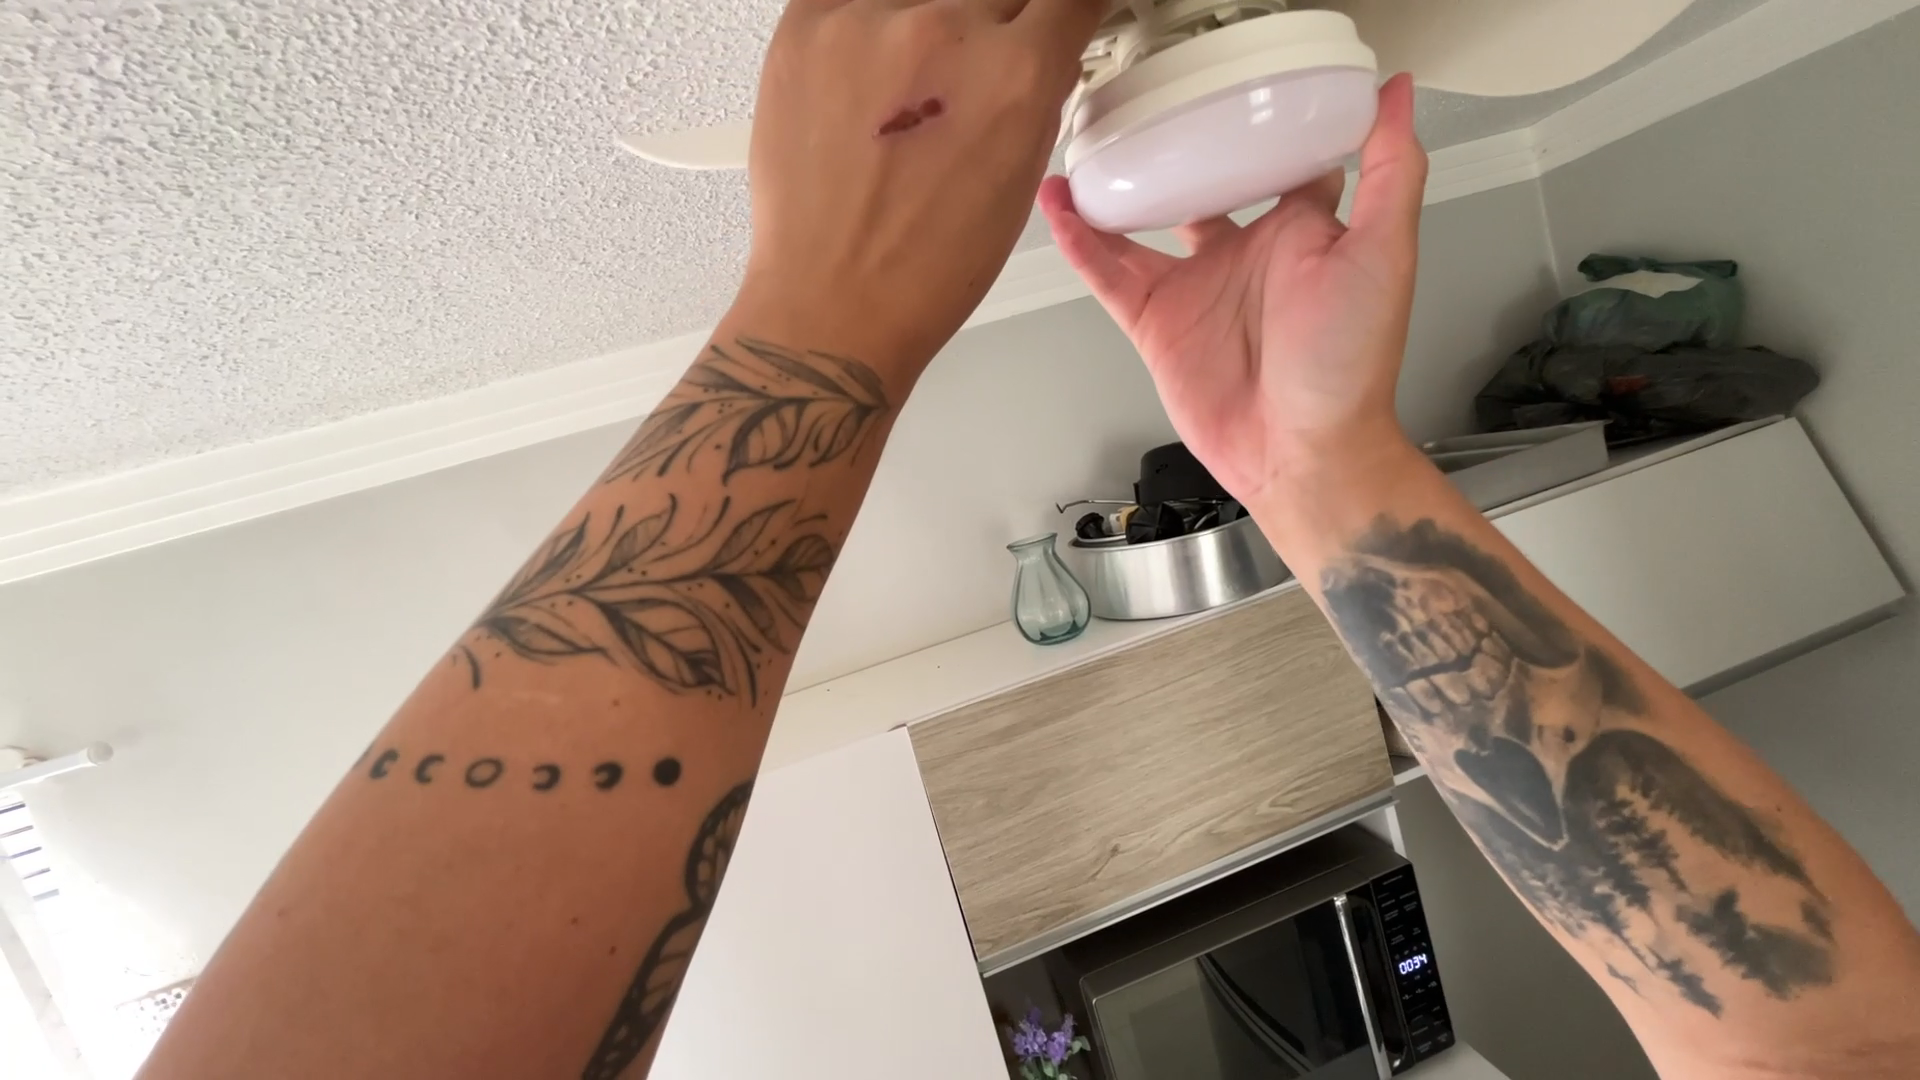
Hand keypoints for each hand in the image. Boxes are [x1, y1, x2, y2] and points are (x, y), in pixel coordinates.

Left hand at [743, 0, 1107, 366]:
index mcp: (1014, 78)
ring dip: (924, 42)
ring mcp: (867, 23)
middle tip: (965, 94)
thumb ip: (1036, 103)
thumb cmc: (920, 276)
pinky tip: (862, 93)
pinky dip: (865, 35)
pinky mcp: (806, 28)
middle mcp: (943, 35)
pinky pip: (852, 2)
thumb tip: (1042, 56)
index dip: (1064, 14)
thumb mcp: (1015, 191)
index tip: (1053, 20)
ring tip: (903, 108)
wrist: (833, 304)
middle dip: (992, 39)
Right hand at [1038, 75, 1429, 504]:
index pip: (1273, 163)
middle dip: (1175, 152)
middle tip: (1147, 111)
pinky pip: (1109, 275)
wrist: (1297, 446)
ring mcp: (1192, 290)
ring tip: (1087, 151)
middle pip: (1198, 188)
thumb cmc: (1346, 366)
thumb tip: (1393, 95)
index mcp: (1296, 233)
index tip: (1239, 86)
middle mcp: (1240, 256)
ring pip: (1140, 228)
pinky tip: (1062, 209)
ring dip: (1112, 193)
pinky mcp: (1154, 323)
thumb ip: (1388, 171)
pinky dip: (1082, 244)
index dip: (1257, 125)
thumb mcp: (1382, 254)